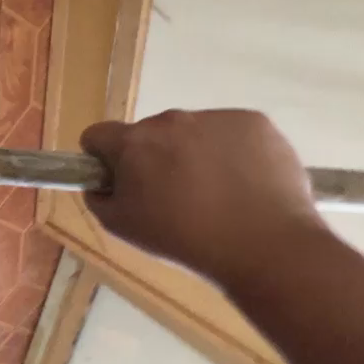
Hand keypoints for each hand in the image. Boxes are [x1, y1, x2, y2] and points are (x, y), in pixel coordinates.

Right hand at [80, 109, 328, 286]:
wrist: (265, 245)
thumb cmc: (182, 238)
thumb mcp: (119, 226)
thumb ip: (98, 197)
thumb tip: (101, 183)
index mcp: (133, 143)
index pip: (98, 135)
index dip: (102, 158)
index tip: (118, 180)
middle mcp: (171, 120)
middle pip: (147, 133)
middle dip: (152, 156)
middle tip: (171, 194)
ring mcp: (216, 118)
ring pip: (190, 131)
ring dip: (191, 152)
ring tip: (214, 191)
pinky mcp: (256, 122)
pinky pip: (229, 131)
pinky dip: (228, 151)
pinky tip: (241, 182)